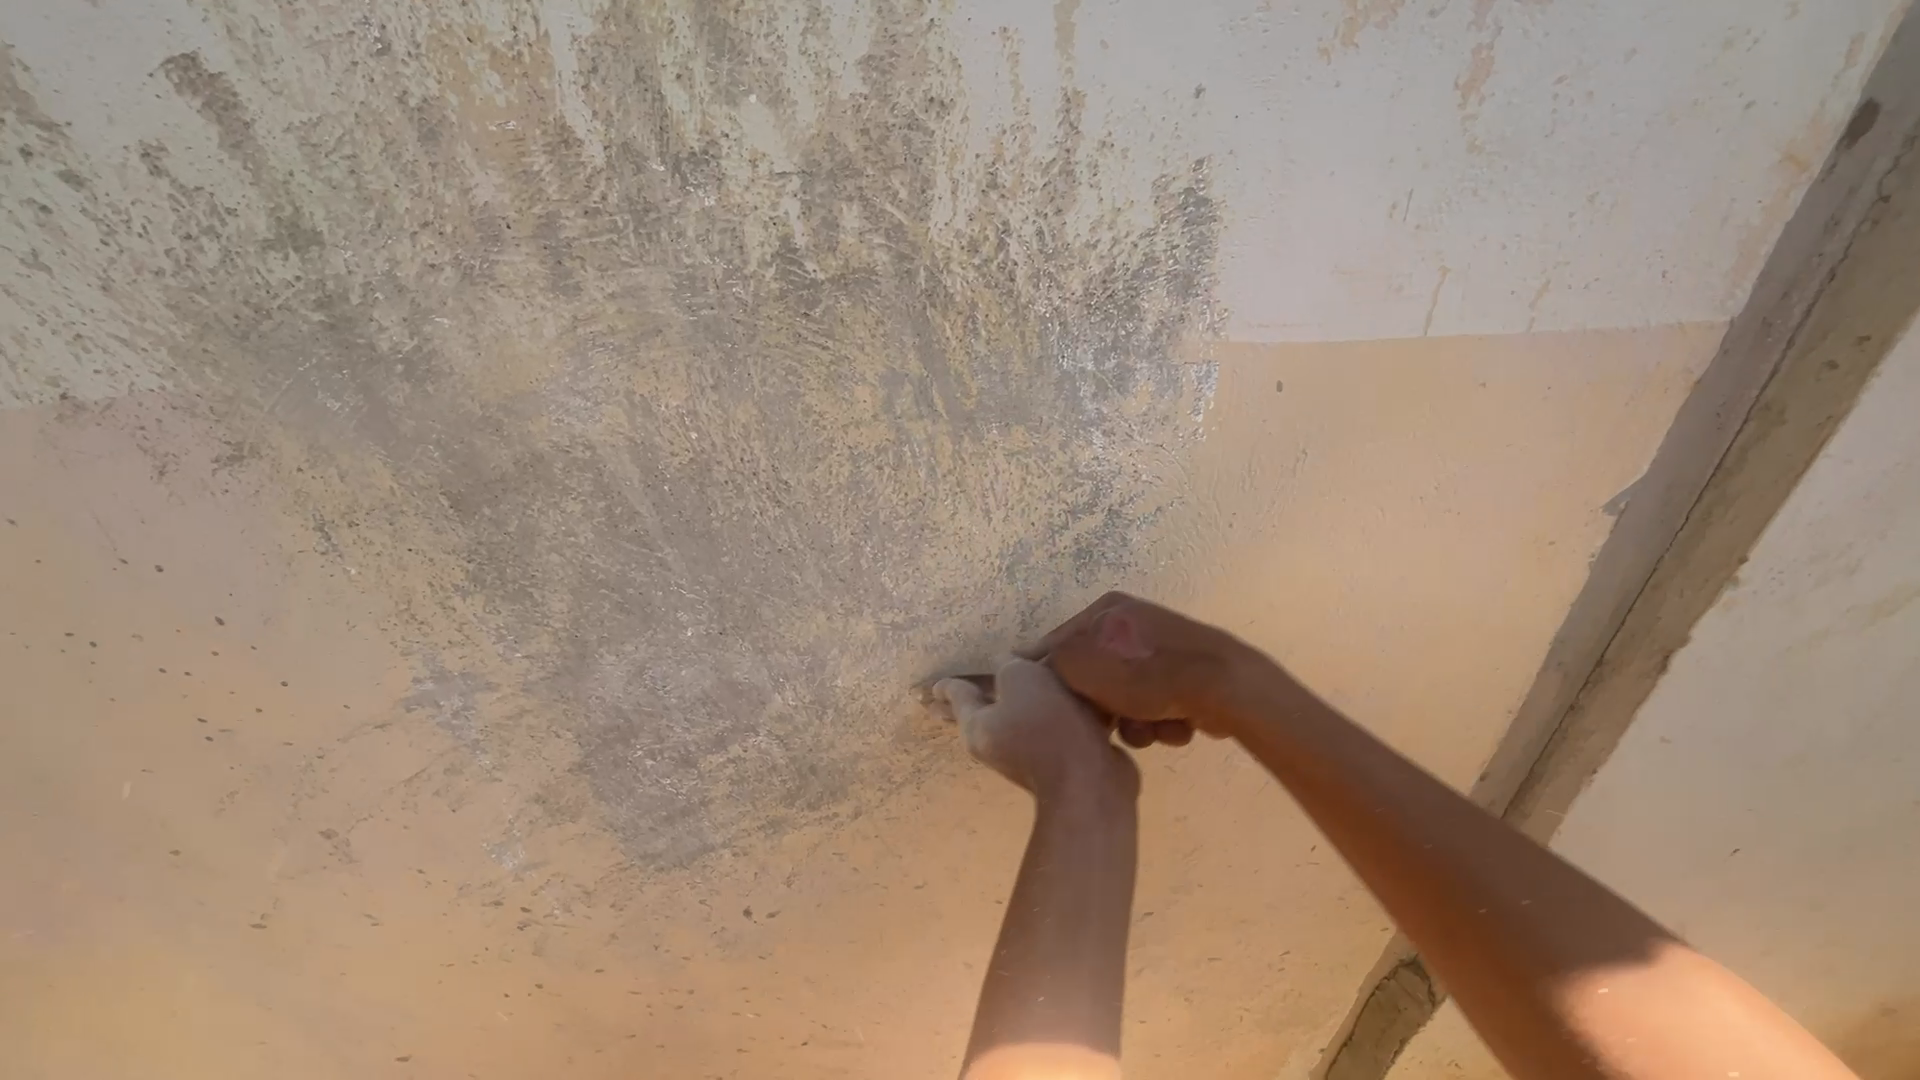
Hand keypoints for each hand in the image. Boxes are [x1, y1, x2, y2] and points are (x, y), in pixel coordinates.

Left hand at [932, 658, 1138, 799]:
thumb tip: (1009, 667)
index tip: (930, 688)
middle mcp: (995, 744)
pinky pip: (1046, 727)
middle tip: (959, 693)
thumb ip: (1010, 665)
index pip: (957, 696)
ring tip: (1022, 686)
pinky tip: (1061, 702)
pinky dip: (1049, 713)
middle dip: (976, 698)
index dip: (947, 686)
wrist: (1090, 781)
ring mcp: (1026, 756)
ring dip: (1019, 703)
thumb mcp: (1021, 678)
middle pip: (982, 712)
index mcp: (976, 726)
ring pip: (1017, 719)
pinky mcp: (1057, 760)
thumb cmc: (1045, 724)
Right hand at [1019, 591, 1255, 740]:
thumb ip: (1050, 659)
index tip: (1052, 709)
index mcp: (1107, 609)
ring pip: (1129, 699)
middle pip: (1097, 677)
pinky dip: (1163, 723)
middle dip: (1102, 708)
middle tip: (1108, 724)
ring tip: (1149, 730)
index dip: (1052, 678)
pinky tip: (1175, 728)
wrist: (1222, 688)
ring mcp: (1165, 651)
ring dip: (1134, 723)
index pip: (1060, 644)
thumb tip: (1035, 661)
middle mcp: (1135, 623)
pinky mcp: (1191, 678)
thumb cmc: (1142, 673)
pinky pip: (1160, 706)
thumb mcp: (1078, 662)